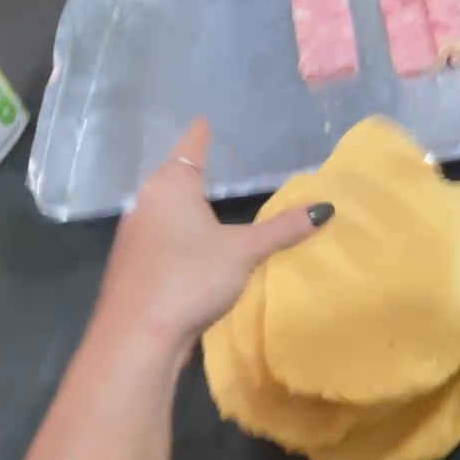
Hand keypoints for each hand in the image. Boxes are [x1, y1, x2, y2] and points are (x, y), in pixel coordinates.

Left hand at [97, 118, 332, 355]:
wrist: (135, 340)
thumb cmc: (190, 278)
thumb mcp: (245, 250)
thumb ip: (284, 228)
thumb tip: (326, 207)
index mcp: (170, 188)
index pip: (189, 149)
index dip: (200, 135)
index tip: (204, 120)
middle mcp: (146, 204)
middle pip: (171, 176)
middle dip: (191, 166)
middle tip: (216, 154)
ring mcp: (134, 237)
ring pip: (163, 207)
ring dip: (183, 201)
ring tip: (207, 194)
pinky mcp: (134, 267)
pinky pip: (161, 233)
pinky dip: (178, 228)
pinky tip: (192, 239)